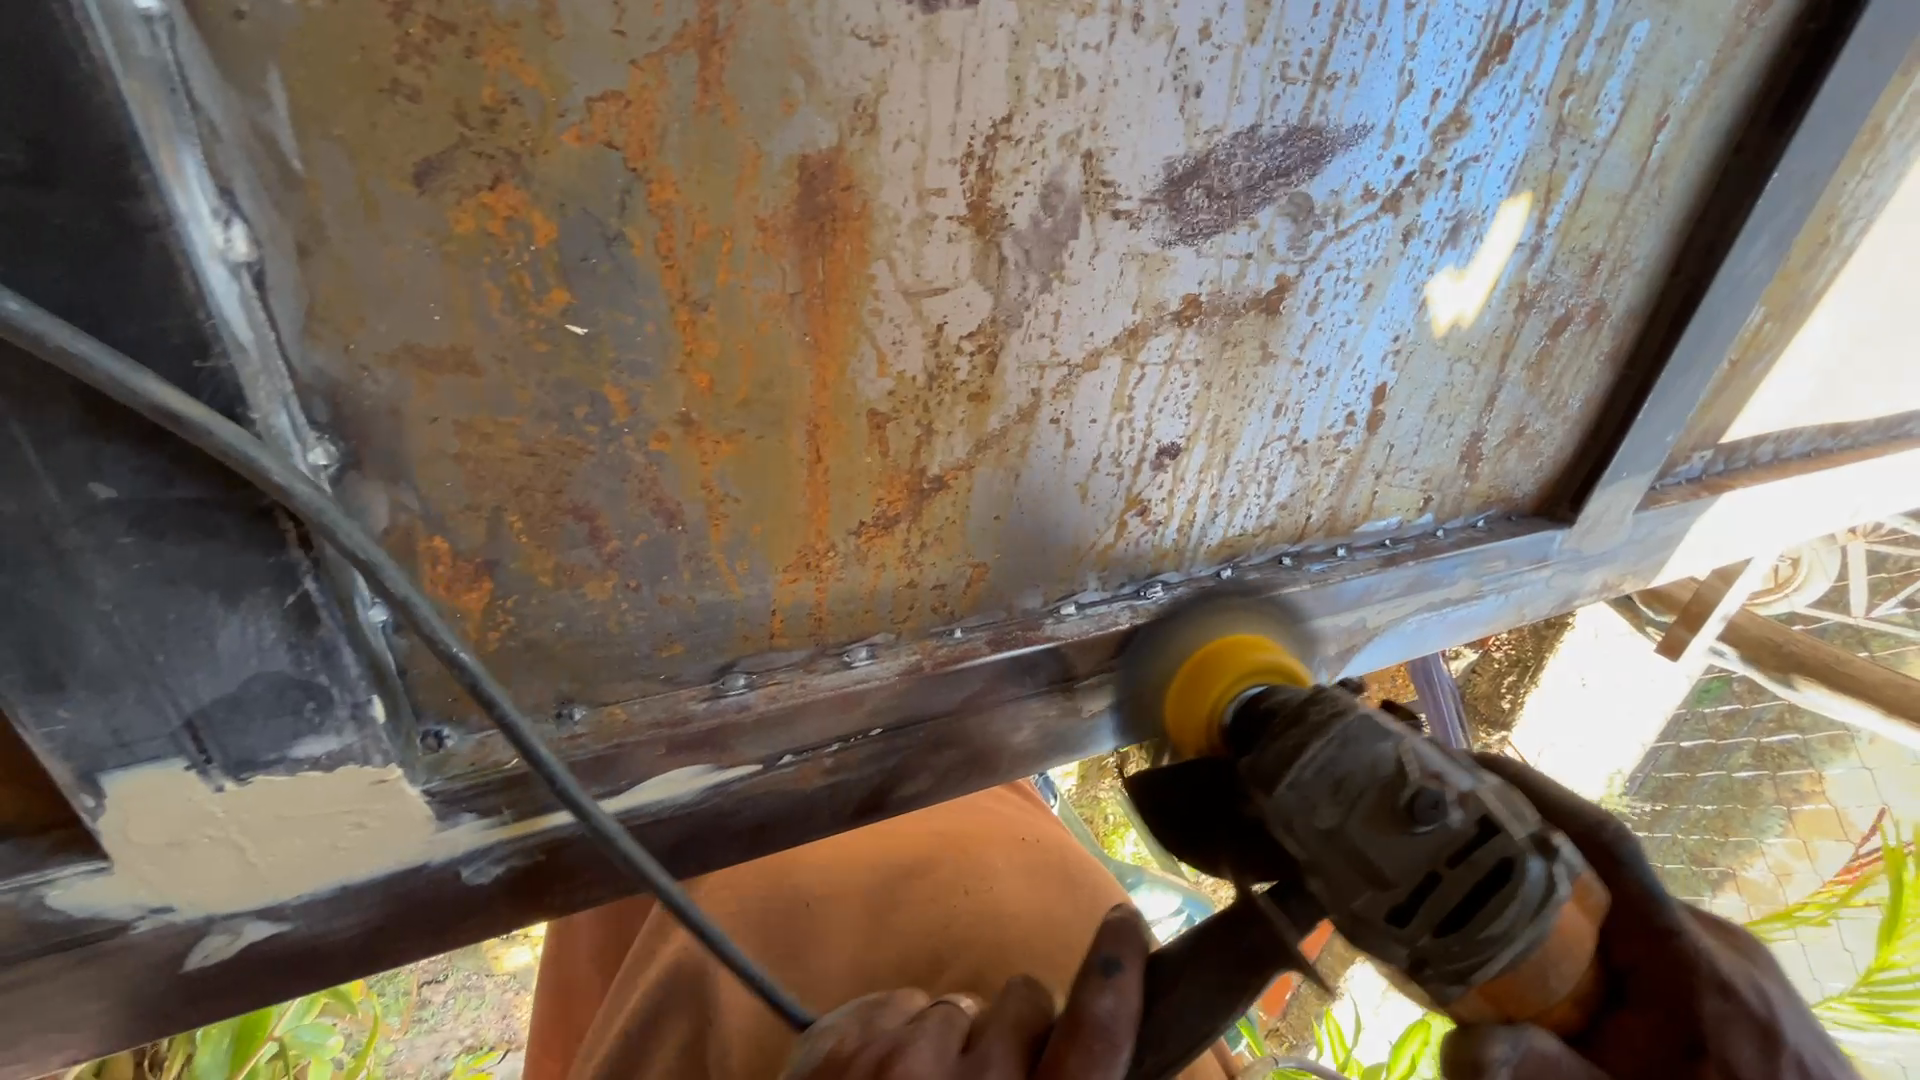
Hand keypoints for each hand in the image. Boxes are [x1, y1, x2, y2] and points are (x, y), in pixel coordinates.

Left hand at [780, 904, 1151, 1078]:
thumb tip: (1077, 1061)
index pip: (1094, 1037)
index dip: (1117, 974)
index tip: (1124, 922)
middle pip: (1023, 1000)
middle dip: (1017, 1031)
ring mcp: (895, 1061)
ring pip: (955, 1004)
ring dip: (952, 1042)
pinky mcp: (839, 1047)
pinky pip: (898, 1004)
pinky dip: (899, 1036)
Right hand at [1442, 754, 1854, 1079]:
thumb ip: (1545, 1070)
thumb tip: (1452, 1047)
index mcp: (1684, 954)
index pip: (1606, 842)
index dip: (1537, 793)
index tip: (1472, 765)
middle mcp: (1712, 938)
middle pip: (1601, 874)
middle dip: (1526, 858)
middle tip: (1455, 864)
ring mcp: (1734, 956)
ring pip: (1624, 908)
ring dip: (1563, 905)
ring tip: (1504, 927)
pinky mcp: (1745, 979)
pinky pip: (1651, 934)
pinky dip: (1600, 937)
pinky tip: (1577, 976)